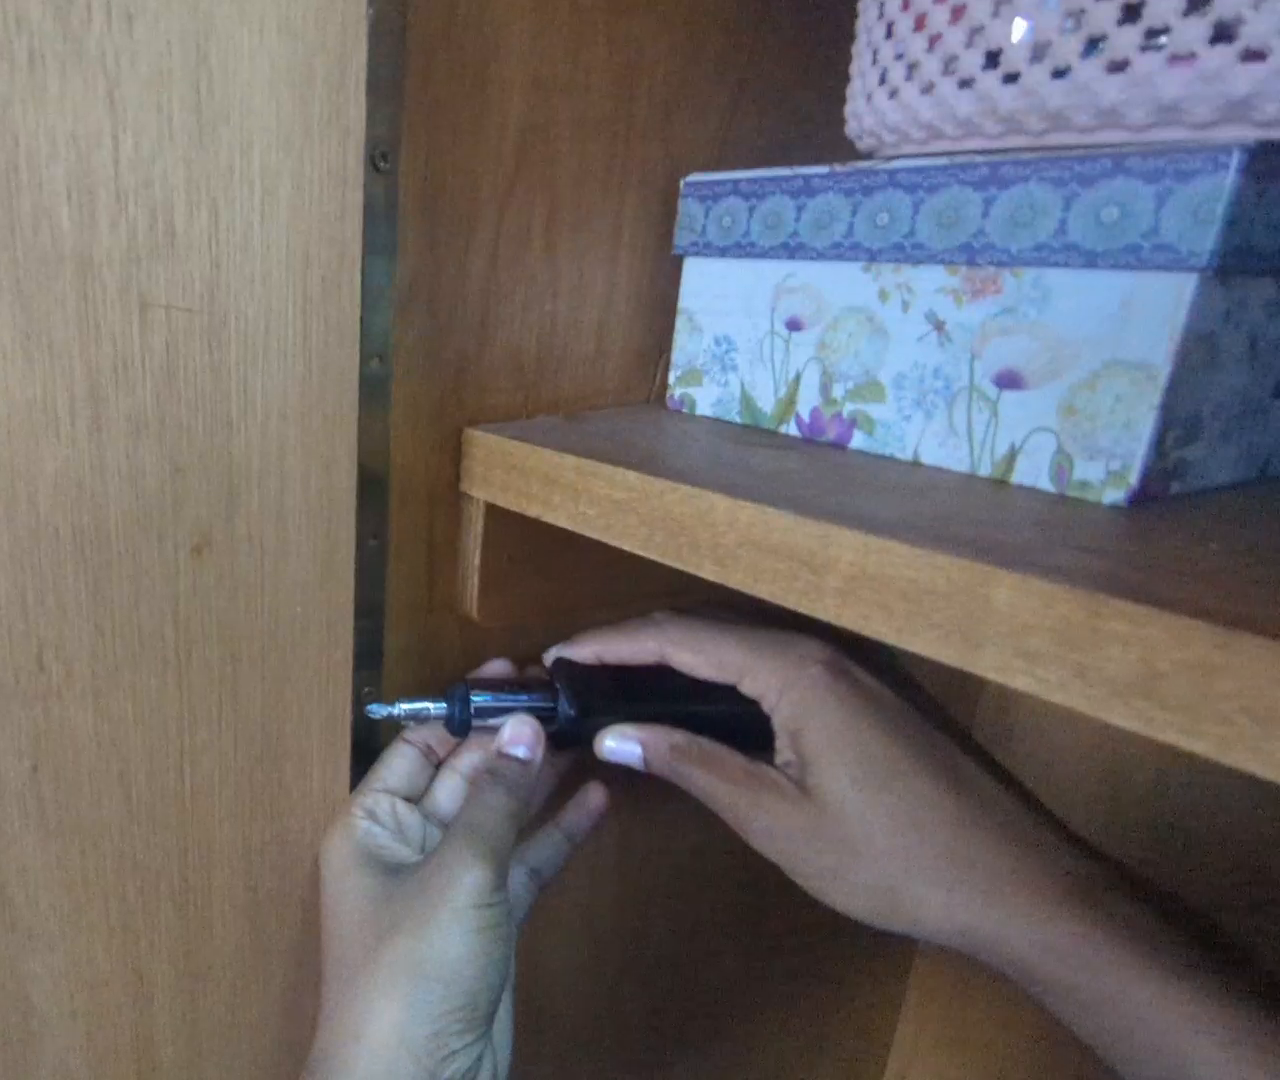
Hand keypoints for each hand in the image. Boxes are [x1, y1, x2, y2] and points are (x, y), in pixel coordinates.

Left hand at [305, 660, 608, 1079]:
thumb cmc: (413, 965)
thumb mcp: (455, 874)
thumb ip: (494, 800)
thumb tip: (523, 723)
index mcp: (373, 820)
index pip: (421, 747)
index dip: (465, 711)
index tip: (513, 676)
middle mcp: (407, 841)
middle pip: (464, 776)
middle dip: (508, 741)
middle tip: (562, 697)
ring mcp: (452, 881)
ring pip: (498, 816)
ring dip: (538, 781)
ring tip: (585, 733)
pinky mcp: (490, 917)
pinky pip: (523, 862)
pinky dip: (555, 834)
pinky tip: (595, 801)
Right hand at [546, 613, 1088, 953]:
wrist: (1030, 892)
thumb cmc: (894, 860)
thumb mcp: (776, 819)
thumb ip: (689, 764)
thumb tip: (607, 735)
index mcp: (792, 671)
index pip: (676, 639)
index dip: (608, 644)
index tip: (556, 656)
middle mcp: (814, 650)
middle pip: (700, 627)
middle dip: (630, 641)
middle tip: (574, 669)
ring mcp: (841, 665)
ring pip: (731, 639)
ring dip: (668, 652)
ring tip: (612, 677)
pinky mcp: (856, 688)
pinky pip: (760, 658)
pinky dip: (707, 667)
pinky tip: (687, 694)